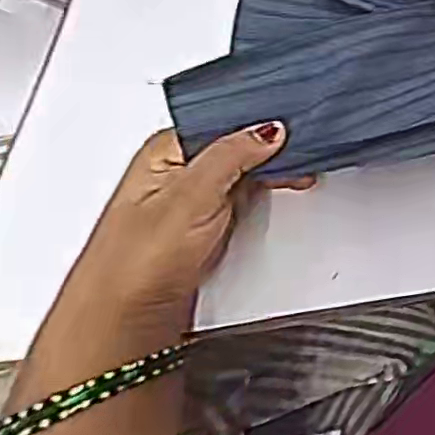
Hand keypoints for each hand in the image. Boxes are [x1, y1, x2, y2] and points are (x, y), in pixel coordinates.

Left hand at [69, 123, 313, 314]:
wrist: (128, 315)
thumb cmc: (135, 260)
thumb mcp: (191, 195)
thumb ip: (232, 156)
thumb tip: (269, 129)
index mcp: (166, 149)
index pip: (227, 118)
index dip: (263, 119)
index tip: (296, 125)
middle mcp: (180, 166)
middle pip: (241, 139)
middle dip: (276, 142)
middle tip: (307, 147)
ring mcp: (198, 190)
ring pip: (251, 163)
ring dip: (279, 164)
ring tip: (301, 168)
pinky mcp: (214, 213)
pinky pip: (254, 184)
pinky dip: (276, 182)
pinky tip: (289, 184)